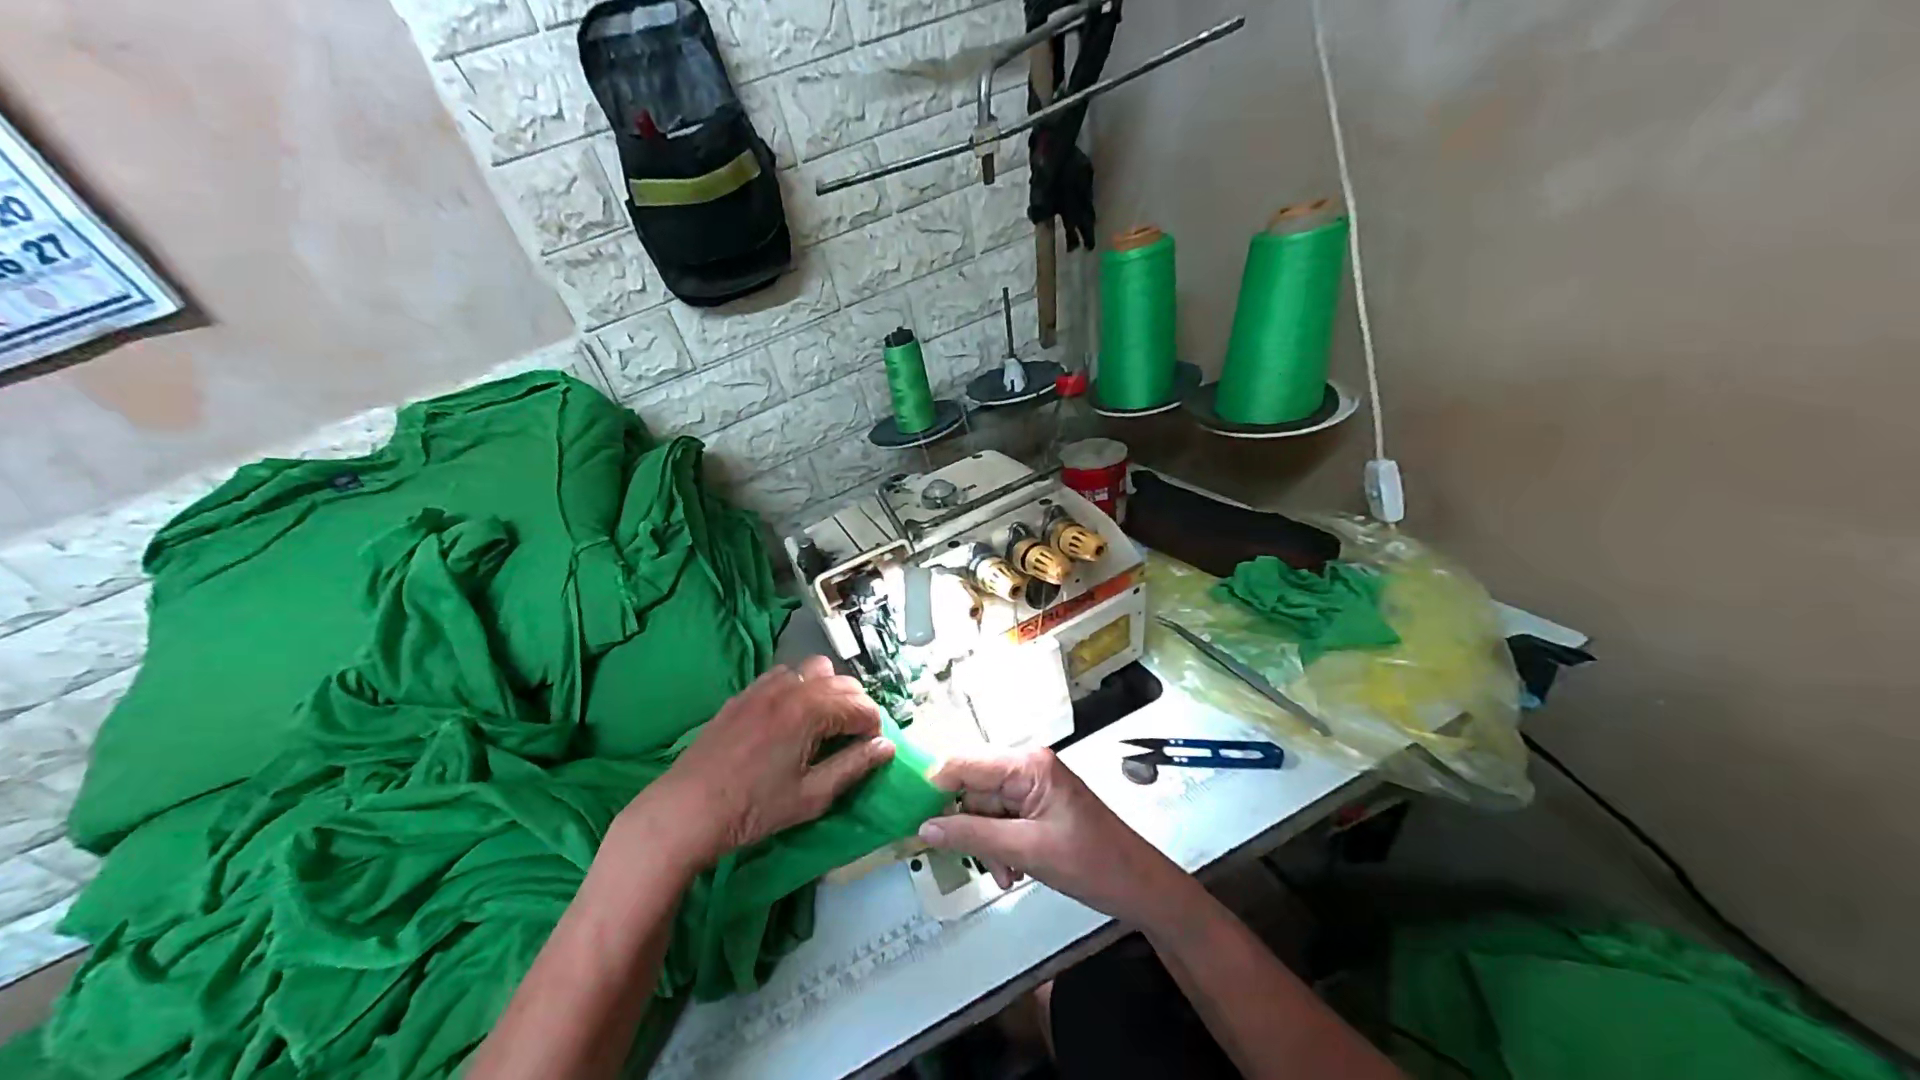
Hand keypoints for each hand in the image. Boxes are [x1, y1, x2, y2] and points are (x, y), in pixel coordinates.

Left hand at [631, 656, 895, 867]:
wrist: (686, 810)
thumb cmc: (753, 809)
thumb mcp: (811, 796)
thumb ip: (853, 767)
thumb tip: (886, 747)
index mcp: (811, 711)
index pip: (862, 706)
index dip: (873, 730)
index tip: (868, 753)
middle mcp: (791, 688)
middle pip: (843, 682)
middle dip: (856, 708)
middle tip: (851, 741)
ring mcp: (764, 686)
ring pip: (814, 669)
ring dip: (829, 691)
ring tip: (823, 724)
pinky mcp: (744, 694)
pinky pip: (784, 674)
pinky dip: (799, 687)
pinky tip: (790, 717)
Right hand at [917, 748, 1196, 926]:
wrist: (1139, 886)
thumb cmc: (1090, 862)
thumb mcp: (1026, 850)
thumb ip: (972, 834)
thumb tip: (924, 827)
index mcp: (1027, 764)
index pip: (964, 763)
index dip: (935, 787)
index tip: (912, 816)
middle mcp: (1028, 766)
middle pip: (973, 789)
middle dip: (971, 827)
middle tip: (980, 863)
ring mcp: (1034, 786)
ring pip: (986, 810)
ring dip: (988, 844)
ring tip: (1007, 875)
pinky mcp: (1038, 805)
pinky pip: (1003, 820)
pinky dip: (1001, 846)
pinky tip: (1013, 871)